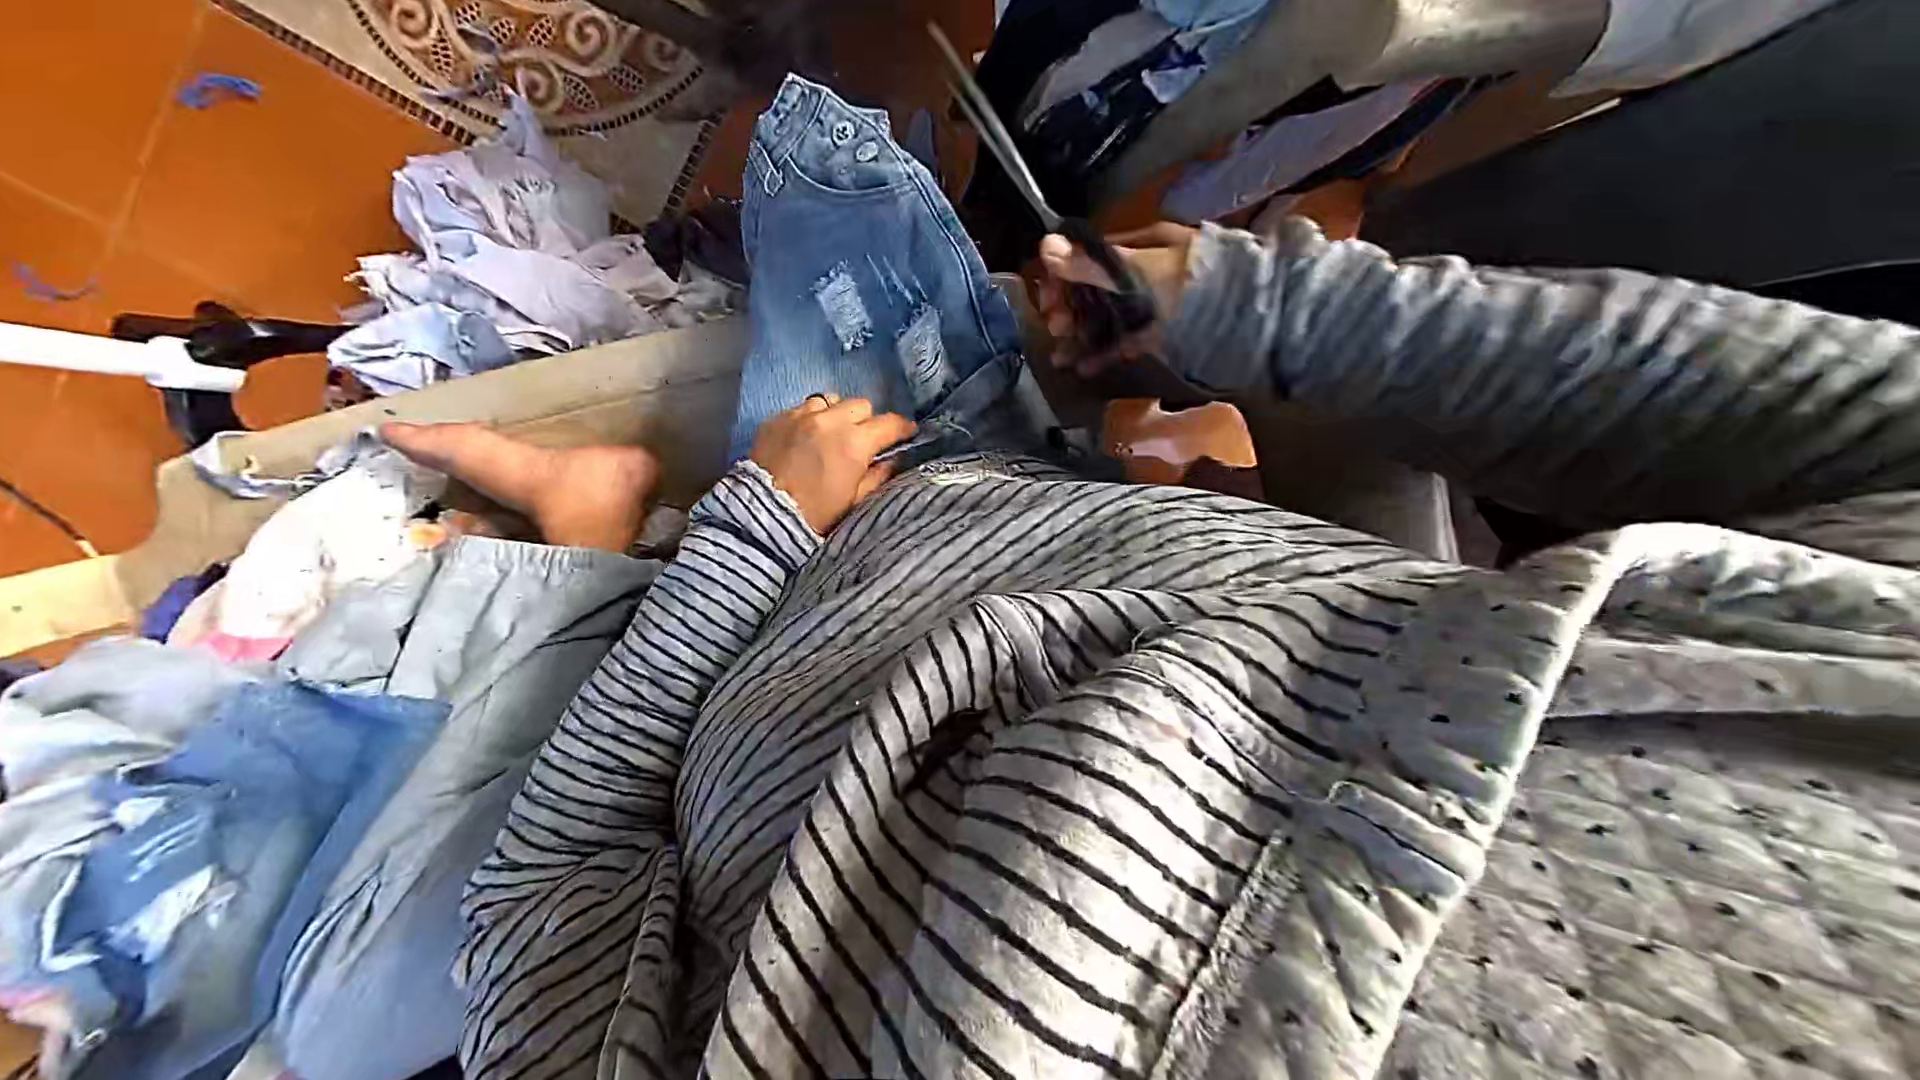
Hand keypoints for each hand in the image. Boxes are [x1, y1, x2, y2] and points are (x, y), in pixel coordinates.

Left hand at [750, 395, 916, 533]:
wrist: (764, 516)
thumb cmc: (816, 514)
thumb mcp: (855, 501)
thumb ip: (879, 476)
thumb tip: (893, 460)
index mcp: (855, 443)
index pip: (889, 423)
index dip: (902, 427)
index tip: (907, 433)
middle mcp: (830, 421)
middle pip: (860, 405)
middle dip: (867, 419)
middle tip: (864, 437)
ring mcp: (801, 415)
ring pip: (830, 400)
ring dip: (837, 414)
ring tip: (832, 431)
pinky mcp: (777, 418)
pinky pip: (802, 408)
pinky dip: (810, 418)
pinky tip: (806, 436)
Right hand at [1037, 222, 1197, 375]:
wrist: (1249, 321)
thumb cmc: (1191, 285)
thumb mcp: (1140, 272)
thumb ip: (1092, 265)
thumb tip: (1044, 246)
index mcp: (1139, 248)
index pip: (1088, 257)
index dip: (1063, 276)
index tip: (1047, 300)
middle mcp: (1142, 274)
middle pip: (1094, 291)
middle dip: (1069, 309)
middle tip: (1055, 328)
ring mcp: (1150, 306)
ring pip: (1106, 318)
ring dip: (1080, 336)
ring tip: (1061, 356)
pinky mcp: (1158, 336)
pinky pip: (1124, 342)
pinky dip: (1104, 354)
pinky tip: (1084, 368)